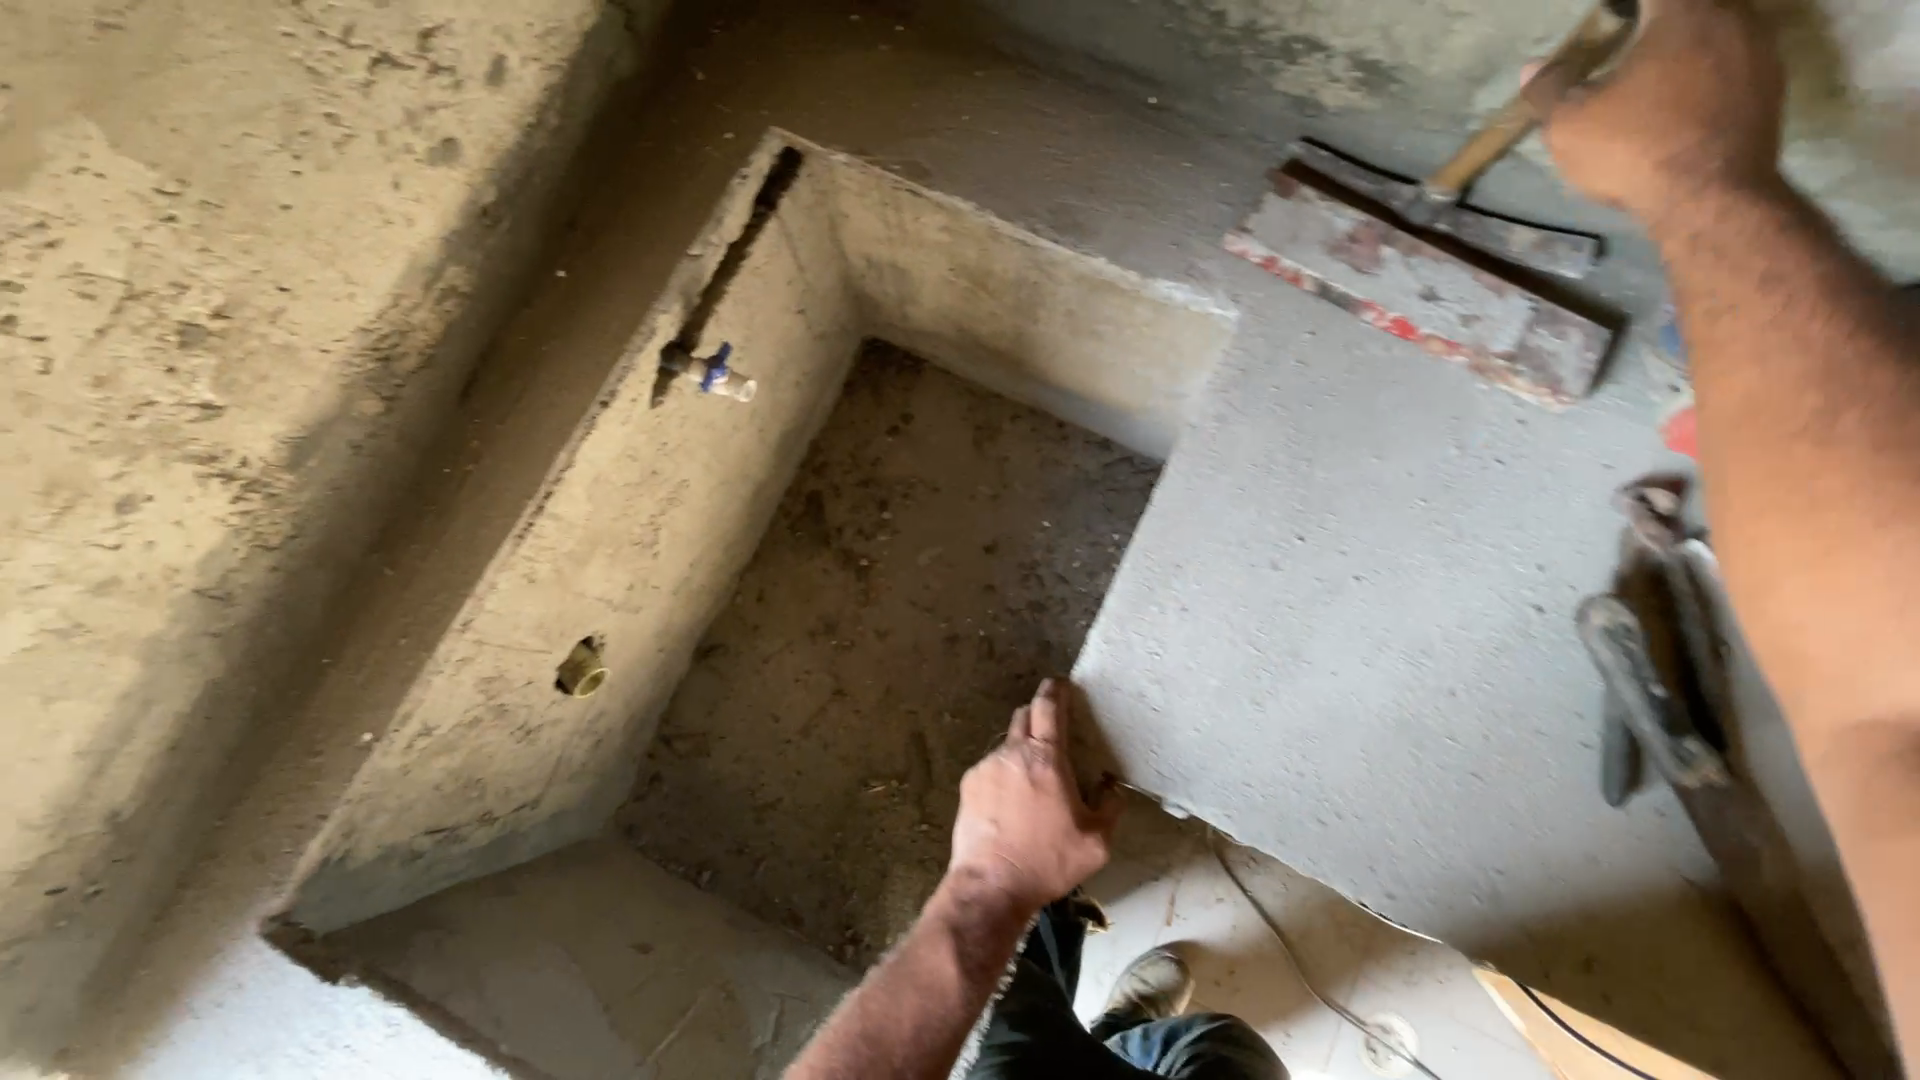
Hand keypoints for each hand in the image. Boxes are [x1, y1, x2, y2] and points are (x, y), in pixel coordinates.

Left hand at [947, 678, 1122, 914]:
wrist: (991, 885)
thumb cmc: (1047, 861)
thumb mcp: (1096, 843)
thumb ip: (1110, 808)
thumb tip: (1112, 788)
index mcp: (1046, 759)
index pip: (1048, 707)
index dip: (1055, 690)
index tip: (1060, 683)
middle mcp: (1013, 754)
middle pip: (1024, 716)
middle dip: (1038, 714)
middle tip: (1051, 727)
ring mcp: (986, 767)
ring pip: (1007, 744)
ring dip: (1021, 750)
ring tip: (1032, 778)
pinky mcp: (968, 785)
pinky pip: (991, 768)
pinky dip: (1004, 773)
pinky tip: (1009, 800)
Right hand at [1524, 0, 1786, 227]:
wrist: (1707, 193)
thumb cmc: (1631, 148)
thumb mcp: (1568, 124)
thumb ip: (1550, 89)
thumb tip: (1534, 67)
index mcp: (1683, 14)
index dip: (1623, 7)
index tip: (1608, 17)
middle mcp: (1733, 17)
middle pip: (1694, 4)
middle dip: (1661, 18)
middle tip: (1630, 35)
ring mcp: (1760, 50)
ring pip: (1720, 27)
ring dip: (1687, 42)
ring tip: (1655, 69)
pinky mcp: (1771, 85)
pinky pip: (1734, 59)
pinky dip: (1707, 69)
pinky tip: (1681, 99)